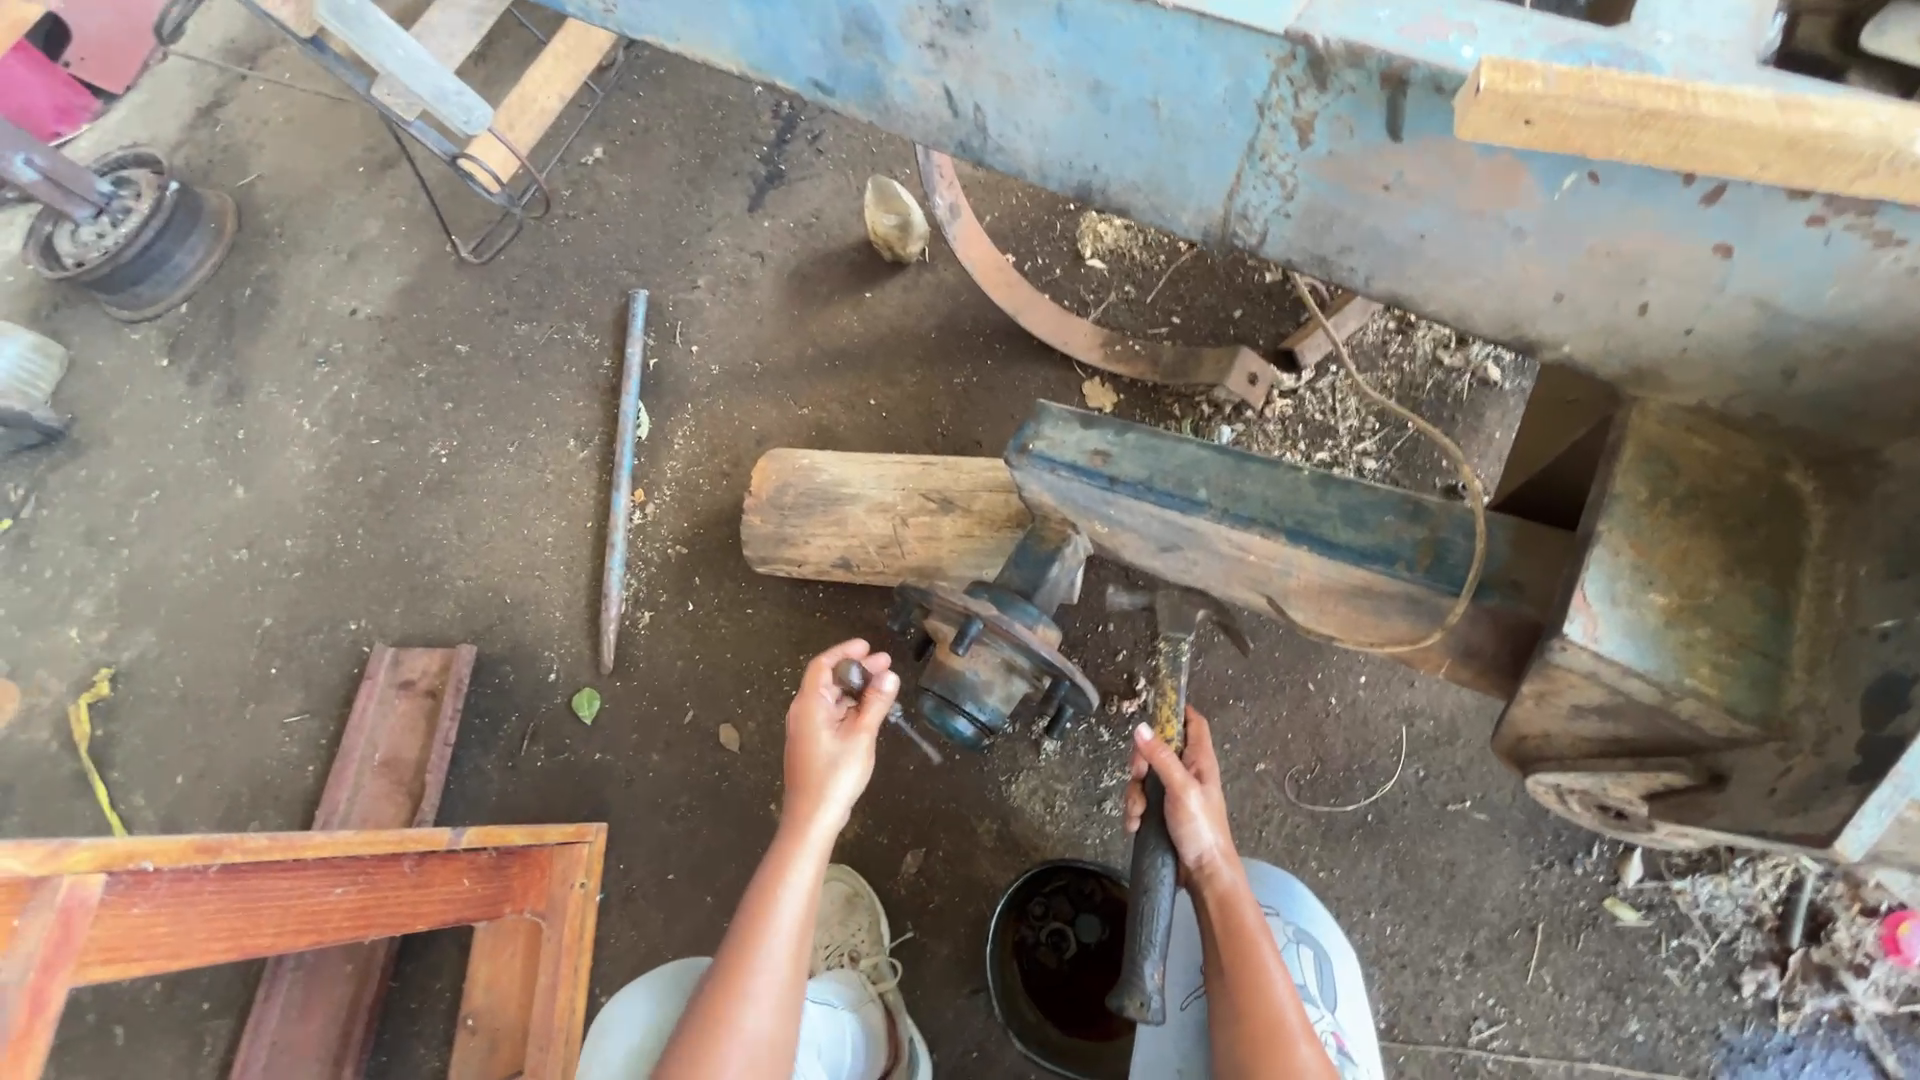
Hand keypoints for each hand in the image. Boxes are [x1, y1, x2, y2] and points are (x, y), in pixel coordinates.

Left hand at [781, 639, 898, 836]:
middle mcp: (803, 712)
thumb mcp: (861, 736)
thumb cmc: (835, 775)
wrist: (812, 818)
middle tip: (885, 664)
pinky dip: (851, 706)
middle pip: (828, 680)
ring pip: (832, 698)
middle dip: (856, 670)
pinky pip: (831, 714)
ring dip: (856, 689)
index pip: (823, 665)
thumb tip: (889, 675)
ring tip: (883, 684)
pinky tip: (870, 710)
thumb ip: (875, 703)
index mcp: (809, 704)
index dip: (845, 652)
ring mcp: (807, 729)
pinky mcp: (813, 743)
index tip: (868, 647)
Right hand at [1126, 707, 1238, 890]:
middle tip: (1139, 775)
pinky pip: (1141, 801)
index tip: (1154, 708)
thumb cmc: (1202, 828)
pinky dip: (1135, 811)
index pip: (1193, 723)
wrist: (1204, 874)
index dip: (1177, 710)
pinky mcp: (1162, 812)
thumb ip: (1161, 758)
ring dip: (1135, 795)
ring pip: (1144, 777)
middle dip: (1141, 761)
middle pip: (1157, 748)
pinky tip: (1136, 825)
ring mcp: (1173, 792)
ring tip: (1139, 814)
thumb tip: (1141, 727)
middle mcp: (1187, 772)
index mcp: (1200, 760)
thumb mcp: (1181, 789)